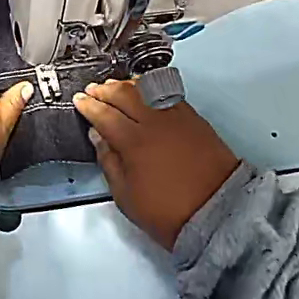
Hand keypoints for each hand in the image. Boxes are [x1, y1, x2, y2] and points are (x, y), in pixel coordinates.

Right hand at [73, 80, 239, 249]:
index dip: (88, 106)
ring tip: (116, 86)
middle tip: (93, 91)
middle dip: (104, 90)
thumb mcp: (126, 196)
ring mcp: (176, 118)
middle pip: (123, 94)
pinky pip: (167, 94)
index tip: (80, 102)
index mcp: (133, 141)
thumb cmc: (174, 212)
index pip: (103, 114)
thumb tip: (99, 139)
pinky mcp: (194, 119)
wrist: (218, 214)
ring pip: (146, 89)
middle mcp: (154, 123)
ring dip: (126, 85)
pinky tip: (146, 91)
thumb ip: (109, 162)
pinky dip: (151, 88)